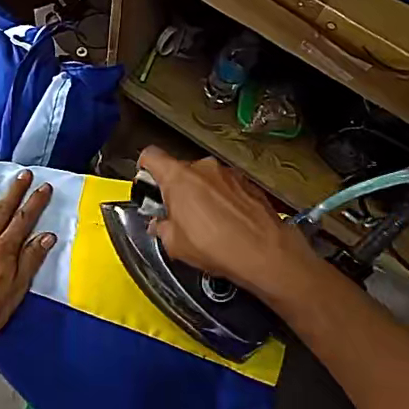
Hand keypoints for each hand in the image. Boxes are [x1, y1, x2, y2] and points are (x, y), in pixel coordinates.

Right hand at [137, 147, 319, 298]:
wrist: (264, 251)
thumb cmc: (218, 246)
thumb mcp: (175, 244)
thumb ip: (161, 227)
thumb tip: (161, 225)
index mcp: (179, 177)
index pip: (151, 156)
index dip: (145, 169)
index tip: (146, 182)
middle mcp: (205, 168)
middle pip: (181, 171)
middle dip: (178, 191)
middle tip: (178, 217)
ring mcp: (230, 174)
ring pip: (207, 179)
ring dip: (203, 196)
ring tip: (206, 226)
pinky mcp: (249, 184)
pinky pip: (228, 188)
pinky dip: (224, 201)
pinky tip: (226, 224)